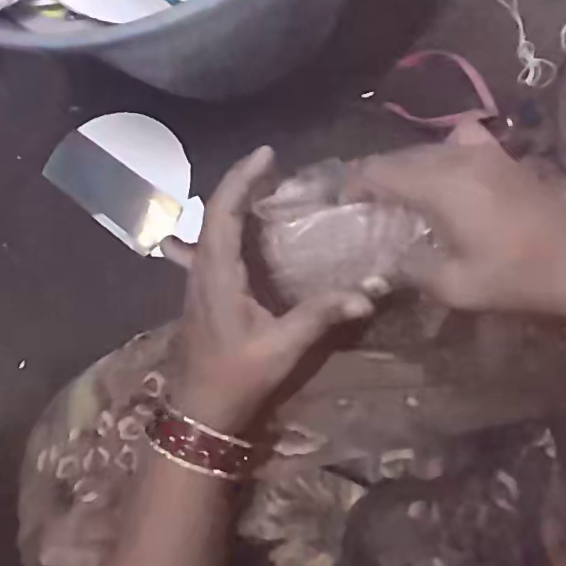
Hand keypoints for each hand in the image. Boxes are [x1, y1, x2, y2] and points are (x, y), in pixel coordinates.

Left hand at [161, 147, 374, 433]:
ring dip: (234, 201)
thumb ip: (321, 316)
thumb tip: (368, 292)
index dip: (242, 179)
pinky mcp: (203, 291)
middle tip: (272, 165)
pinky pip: (212, 244)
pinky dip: (231, 224)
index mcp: (216, 275)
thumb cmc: (236, 379)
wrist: (199, 412)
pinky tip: (247, 227)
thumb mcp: (282, 348)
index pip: (223, 213)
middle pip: (214, 212)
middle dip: (241, 183)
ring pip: (210, 227)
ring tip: (265, 187)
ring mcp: (197, 280)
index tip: (267, 153)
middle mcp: (201, 270)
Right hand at [354, 122, 565, 354]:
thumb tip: (388, 261)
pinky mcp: (504, 157)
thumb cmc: (515, 278)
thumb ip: (410, 267)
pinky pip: (460, 143)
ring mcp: (485, 152)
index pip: (377, 170)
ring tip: (399, 196)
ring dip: (407, 168)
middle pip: (400, 156)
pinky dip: (442, 155)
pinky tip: (446, 177)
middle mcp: (457, 157)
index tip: (342, 204)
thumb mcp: (452, 285)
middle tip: (365, 206)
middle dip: (376, 177)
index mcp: (439, 184)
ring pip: (427, 149)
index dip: (353, 184)